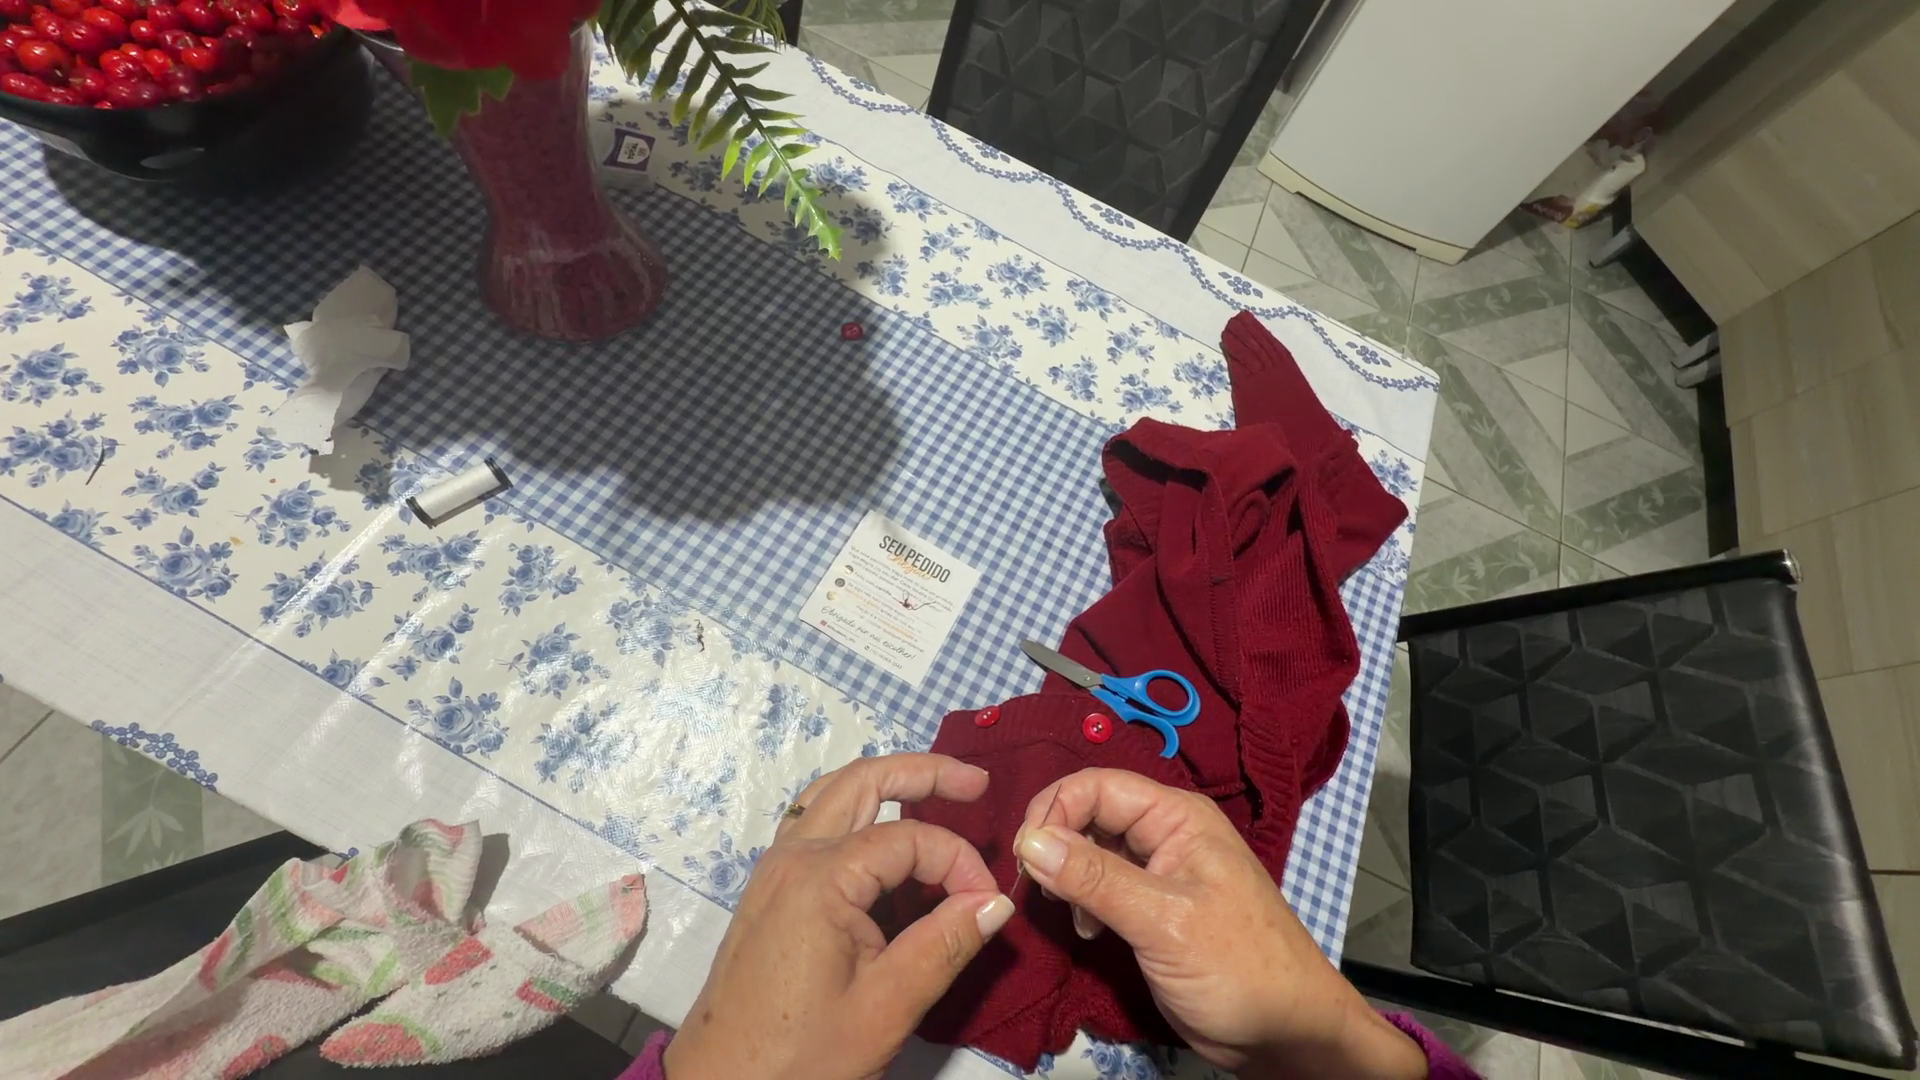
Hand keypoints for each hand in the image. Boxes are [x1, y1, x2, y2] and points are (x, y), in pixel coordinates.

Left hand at [665, 754, 1015, 1079]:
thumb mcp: (886, 1008)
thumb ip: (945, 944)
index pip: (910, 838)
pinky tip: (884, 835)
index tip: (987, 904)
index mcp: (821, 876)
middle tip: (976, 784)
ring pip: (836, 792)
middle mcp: (794, 853)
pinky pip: (818, 819)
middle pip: (864, 780)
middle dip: (925, 772)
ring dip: (887, 782)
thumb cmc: (801, 1057)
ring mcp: (776, 864)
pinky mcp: (771, 884)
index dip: (958, 861)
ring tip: (936, 792)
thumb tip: (997, 901)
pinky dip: (859, 810)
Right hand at [1013, 769, 1426, 1079]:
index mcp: (1175, 816)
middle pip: (1091, 812)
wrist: (1291, 1039)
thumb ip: (1095, 878)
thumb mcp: (1163, 921)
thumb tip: (1029, 842)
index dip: (1055, 809)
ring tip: (1064, 909)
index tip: (1024, 853)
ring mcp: (1158, 869)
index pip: (1098, 787)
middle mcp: (1164, 832)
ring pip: (1092, 848)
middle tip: (1036, 884)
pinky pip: (1103, 883)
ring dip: (1068, 874)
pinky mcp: (1151, 905)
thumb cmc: (1238, 968)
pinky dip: (1084, 900)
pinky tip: (1086, 930)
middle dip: (1058, 842)